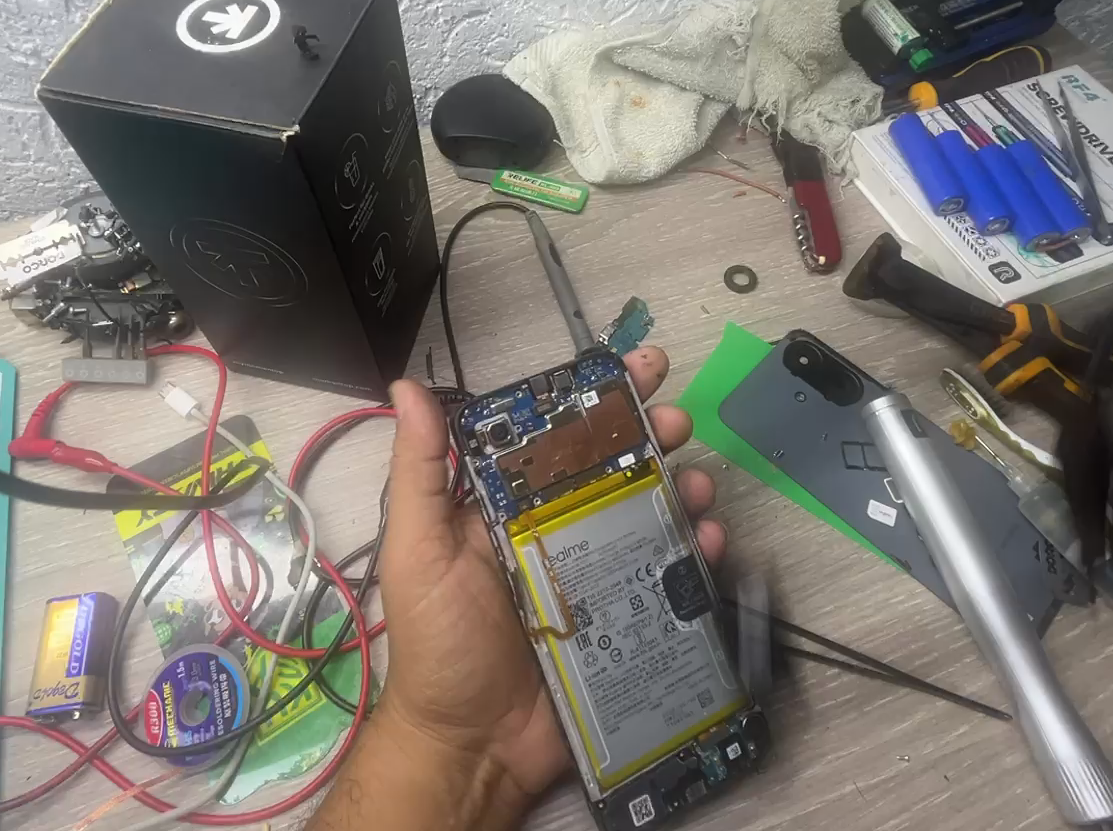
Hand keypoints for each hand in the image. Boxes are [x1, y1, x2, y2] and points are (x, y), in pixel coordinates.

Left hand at [308, 347, 719, 829]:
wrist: (472, 743)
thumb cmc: (439, 641)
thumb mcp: (420, 547)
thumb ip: (419, 470)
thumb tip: (407, 388)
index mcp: (509, 500)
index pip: (554, 434)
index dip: (592, 398)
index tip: (630, 369)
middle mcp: (554, 522)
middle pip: (609, 463)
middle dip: (647, 432)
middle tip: (676, 418)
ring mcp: (592, 565)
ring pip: (644, 508)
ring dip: (677, 484)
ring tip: (696, 481)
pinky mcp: (621, 608)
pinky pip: (663, 568)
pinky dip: (691, 548)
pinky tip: (705, 538)